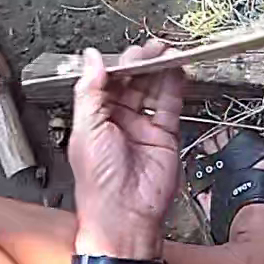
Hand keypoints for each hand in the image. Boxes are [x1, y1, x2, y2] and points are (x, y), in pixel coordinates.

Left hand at [68, 41, 185, 258]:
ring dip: (158, 70)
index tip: (124, 53)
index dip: (115, 66)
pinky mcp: (163, 135)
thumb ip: (90, 92)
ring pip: (151, 90)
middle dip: (140, 64)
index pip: (105, 83)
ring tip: (166, 52)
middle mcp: (117, 121)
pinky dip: (174, 86)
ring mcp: (141, 127)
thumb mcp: (86, 130)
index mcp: (93, 120)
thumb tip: (90, 60)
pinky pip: (170, 105)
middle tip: (150, 49)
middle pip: (130, 83)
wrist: (125, 215)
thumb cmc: (98, 183)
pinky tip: (176, 70)